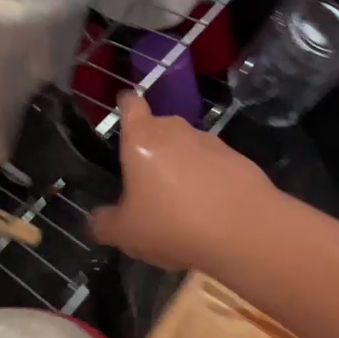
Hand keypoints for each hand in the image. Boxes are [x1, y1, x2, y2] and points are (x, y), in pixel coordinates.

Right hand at [89, 91, 273, 270]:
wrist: (243, 229)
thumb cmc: (173, 223)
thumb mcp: (127, 233)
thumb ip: (105, 223)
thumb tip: (96, 219)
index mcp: (142, 137)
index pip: (131, 104)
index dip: (125, 105)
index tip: (123, 111)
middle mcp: (175, 129)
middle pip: (158, 128)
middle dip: (152, 148)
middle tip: (147, 183)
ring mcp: (209, 141)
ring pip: (186, 147)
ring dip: (181, 166)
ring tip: (180, 204)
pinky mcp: (236, 157)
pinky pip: (212, 164)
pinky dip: (207, 179)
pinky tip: (209, 210)